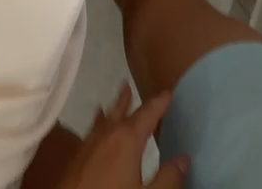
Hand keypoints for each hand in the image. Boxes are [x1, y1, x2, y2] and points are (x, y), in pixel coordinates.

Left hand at [57, 85, 187, 188]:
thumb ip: (167, 177)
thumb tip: (184, 158)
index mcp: (127, 139)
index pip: (146, 115)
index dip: (158, 104)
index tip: (167, 92)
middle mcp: (107, 134)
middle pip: (120, 111)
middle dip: (128, 99)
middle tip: (130, 84)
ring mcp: (89, 144)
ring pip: (104, 118)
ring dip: (113, 108)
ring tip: (116, 97)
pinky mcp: (77, 156)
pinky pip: (92, 130)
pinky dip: (98, 121)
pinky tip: (96, 126)